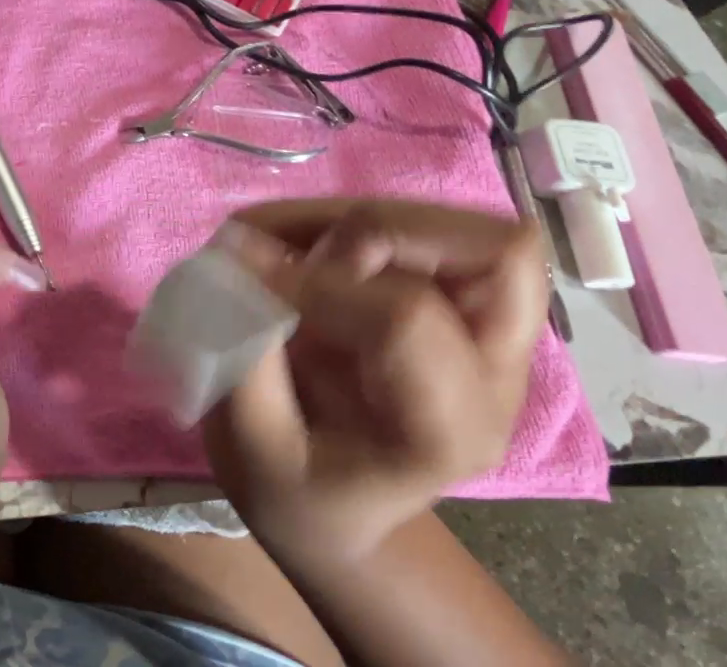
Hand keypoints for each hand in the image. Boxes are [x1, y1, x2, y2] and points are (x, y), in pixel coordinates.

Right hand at [202, 199, 547, 562]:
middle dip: (373, 231)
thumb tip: (236, 259)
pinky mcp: (458, 312)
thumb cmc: (288, 488)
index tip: (241, 278)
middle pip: (490, 252)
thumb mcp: (251, 448)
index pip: (406, 316)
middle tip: (288, 253)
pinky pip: (432, 232)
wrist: (332, 508)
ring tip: (279, 240)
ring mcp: (485, 340)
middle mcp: (491, 377)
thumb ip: (246, 357)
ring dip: (360, 219)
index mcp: (443, 430)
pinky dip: (354, 221)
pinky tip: (292, 243)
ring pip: (470, 229)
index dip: (314, 280)